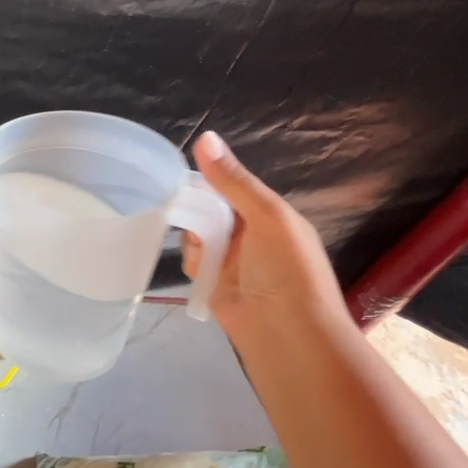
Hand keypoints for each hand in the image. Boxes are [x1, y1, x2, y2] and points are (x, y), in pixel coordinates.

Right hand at [180, 132, 355, 355]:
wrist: (286, 332)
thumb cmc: (286, 270)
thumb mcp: (266, 216)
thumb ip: (233, 181)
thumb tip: (205, 136)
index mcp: (272, 216)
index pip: (232, 187)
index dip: (208, 179)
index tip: (181, 176)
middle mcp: (253, 235)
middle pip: (211, 209)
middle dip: (196, 210)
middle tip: (182, 211)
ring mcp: (234, 260)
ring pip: (198, 234)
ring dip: (194, 238)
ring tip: (202, 250)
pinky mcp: (215, 283)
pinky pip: (193, 261)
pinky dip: (192, 262)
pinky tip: (199, 269)